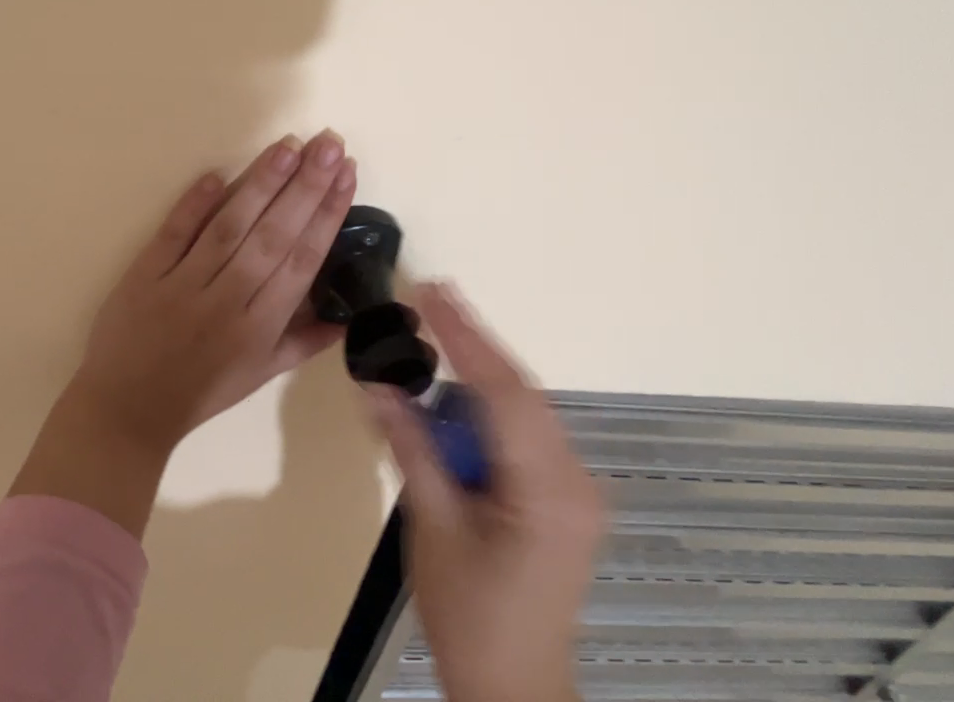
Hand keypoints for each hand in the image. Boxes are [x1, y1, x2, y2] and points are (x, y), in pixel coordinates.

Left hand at [10, 130, 356, 536]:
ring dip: (260, 185)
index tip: (347, 174)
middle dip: (305, 186)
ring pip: (229, 227)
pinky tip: (216, 173)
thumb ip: (303, 342)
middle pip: (274, 235)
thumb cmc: (200, 390)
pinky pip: (173, 234)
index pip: (303, 260)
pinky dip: (192, 204)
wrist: (128, 408)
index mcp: (261, 325)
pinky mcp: (144, 274)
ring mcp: (183, 284)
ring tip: (288, 146)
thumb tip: (348, 318)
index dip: (328, 215)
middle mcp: (228, 299)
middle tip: (328, 141)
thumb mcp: (259, 375)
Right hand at [366, 283, 605, 701]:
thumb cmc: (469, 614)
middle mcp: (575, 479)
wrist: (515, 685)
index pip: (504, 392)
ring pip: (525, 410)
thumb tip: (377, 385)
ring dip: (479, 376)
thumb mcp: (432, 526)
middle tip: (428, 300)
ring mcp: (576, 490)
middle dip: (473, 345)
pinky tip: (456, 398)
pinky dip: (489, 409)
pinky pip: (526, 435)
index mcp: (546, 489)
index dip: (466, 337)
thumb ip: (410, 448)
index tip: (432, 291)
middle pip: (521, 393)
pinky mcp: (564, 499)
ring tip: (434, 338)